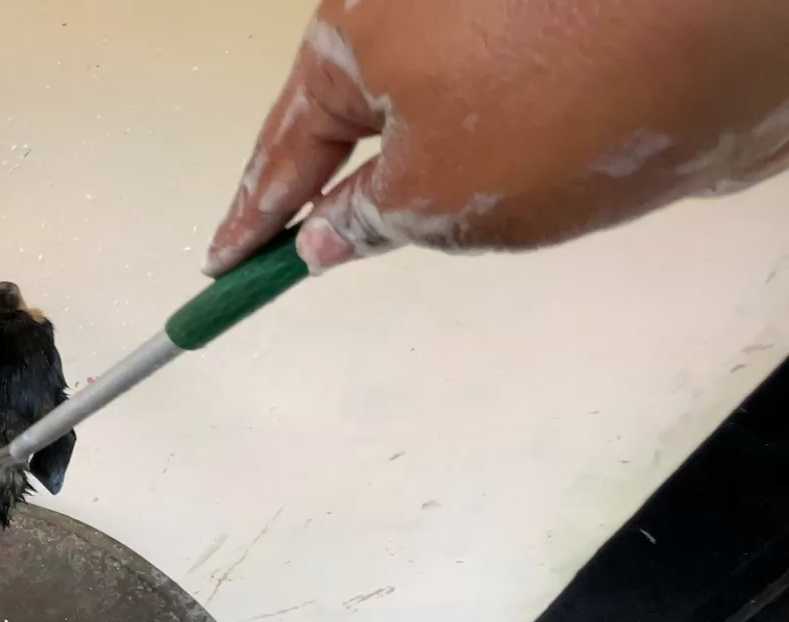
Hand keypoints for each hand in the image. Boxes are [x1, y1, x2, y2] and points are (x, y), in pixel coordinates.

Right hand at [206, 0, 788, 274]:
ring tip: (502, 181)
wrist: (788, 2)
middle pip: (349, 115)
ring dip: (442, 152)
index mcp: (360, 26)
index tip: (219, 266)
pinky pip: (500, 70)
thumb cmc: (581, 104)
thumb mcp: (444, 200)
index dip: (249, 222)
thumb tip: (323, 239)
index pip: (281, 153)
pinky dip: (511, 120)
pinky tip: (557, 139)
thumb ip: (362, 227)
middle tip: (332, 244)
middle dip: (345, 184)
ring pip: (430, 96)